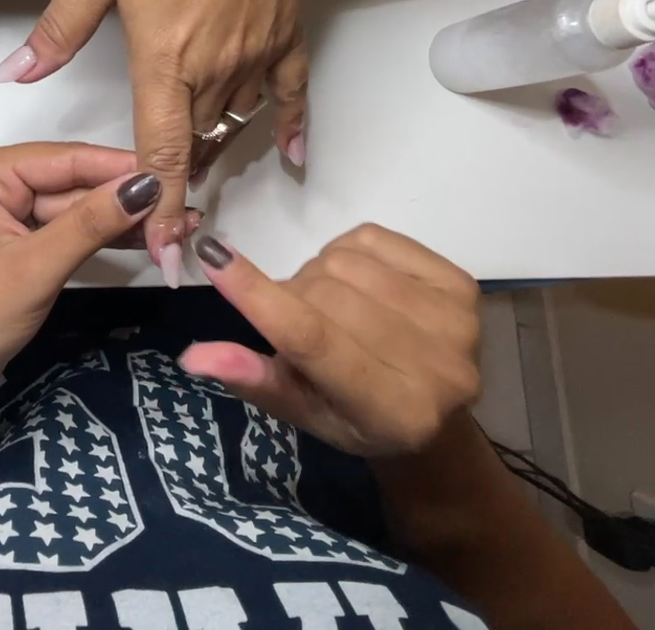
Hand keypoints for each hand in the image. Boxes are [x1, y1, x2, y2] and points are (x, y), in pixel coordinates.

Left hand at [0, 0, 341, 279]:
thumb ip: (59, 31)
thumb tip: (15, 74)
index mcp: (164, 59)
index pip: (160, 153)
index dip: (159, 208)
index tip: (164, 255)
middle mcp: (216, 68)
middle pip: (195, 142)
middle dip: (178, 179)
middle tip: (163, 207)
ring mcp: (259, 52)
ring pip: (231, 118)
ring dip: (211, 146)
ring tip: (195, 170)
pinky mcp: (289, 32)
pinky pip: (292, 92)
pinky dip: (289, 125)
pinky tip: (291, 155)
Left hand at [0, 144, 165, 430]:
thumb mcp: (35, 268)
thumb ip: (91, 223)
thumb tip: (147, 184)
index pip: (66, 158)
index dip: (122, 166)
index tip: (176, 171)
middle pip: (74, 180)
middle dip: (127, 196)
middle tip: (187, 204)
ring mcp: (9, 209)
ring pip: (76, 205)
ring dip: (122, 218)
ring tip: (181, 222)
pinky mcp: (21, 237)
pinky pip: (68, 227)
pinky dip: (102, 236)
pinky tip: (147, 237)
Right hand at [178, 224, 480, 457]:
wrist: (432, 414)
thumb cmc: (353, 417)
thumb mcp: (299, 409)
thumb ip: (252, 378)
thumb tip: (192, 356)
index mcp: (392, 412)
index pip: (312, 341)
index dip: (259, 297)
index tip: (212, 256)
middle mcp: (437, 368)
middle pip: (324, 293)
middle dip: (291, 295)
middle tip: (295, 315)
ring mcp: (455, 322)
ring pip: (344, 261)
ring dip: (317, 274)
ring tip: (327, 303)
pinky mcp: (462, 284)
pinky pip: (373, 237)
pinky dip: (348, 250)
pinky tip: (356, 280)